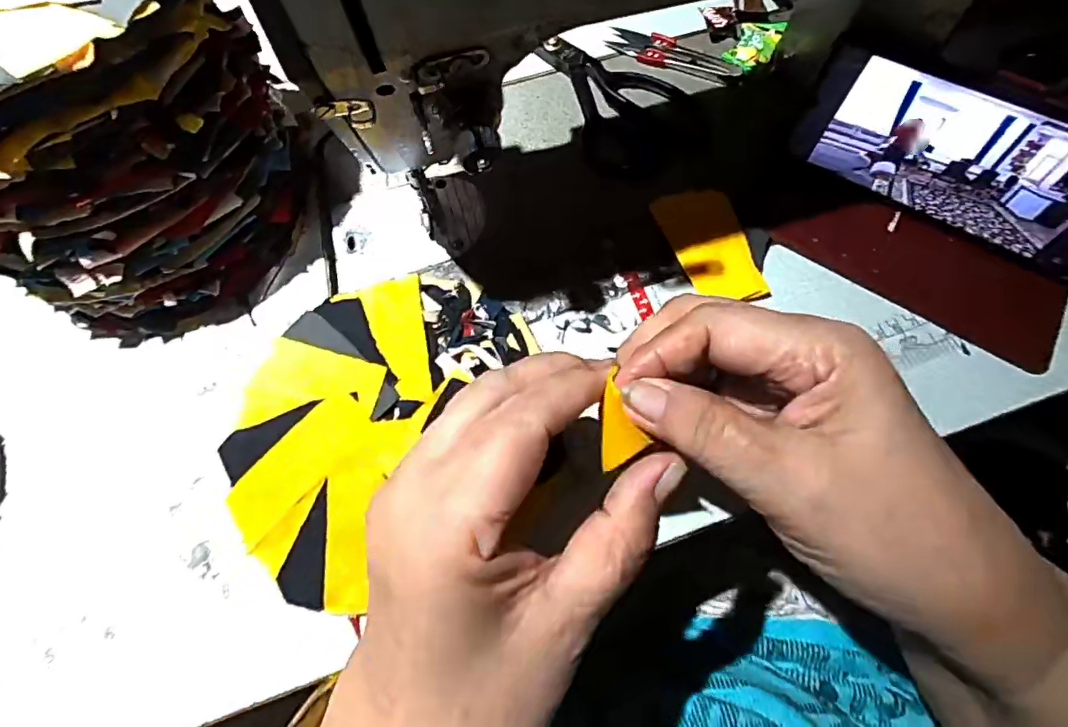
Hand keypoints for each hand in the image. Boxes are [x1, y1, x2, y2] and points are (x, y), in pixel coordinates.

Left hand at [325, 353, 685, 726]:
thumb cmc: (484, 693)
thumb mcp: (565, 623)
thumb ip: (621, 536)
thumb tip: (670, 460)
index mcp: (444, 522)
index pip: (520, 419)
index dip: (577, 386)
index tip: (631, 379)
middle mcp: (410, 484)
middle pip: (493, 392)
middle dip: (559, 374)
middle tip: (618, 386)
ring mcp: (398, 480)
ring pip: (474, 395)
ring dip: (534, 384)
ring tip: (590, 397)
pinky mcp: (401, 486)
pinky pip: (462, 418)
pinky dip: (510, 405)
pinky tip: (548, 425)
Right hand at [612, 298, 1067, 699]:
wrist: (960, 596)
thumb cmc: (888, 531)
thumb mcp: (791, 480)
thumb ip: (707, 430)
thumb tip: (630, 394)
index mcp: (820, 344)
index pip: (719, 323)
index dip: (661, 350)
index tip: (613, 394)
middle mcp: (807, 350)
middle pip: (715, 332)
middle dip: (661, 358)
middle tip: (614, 402)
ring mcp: (799, 385)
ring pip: (717, 365)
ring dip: (672, 385)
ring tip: (628, 418)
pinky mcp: (790, 420)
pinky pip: (729, 401)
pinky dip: (693, 413)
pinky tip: (664, 430)